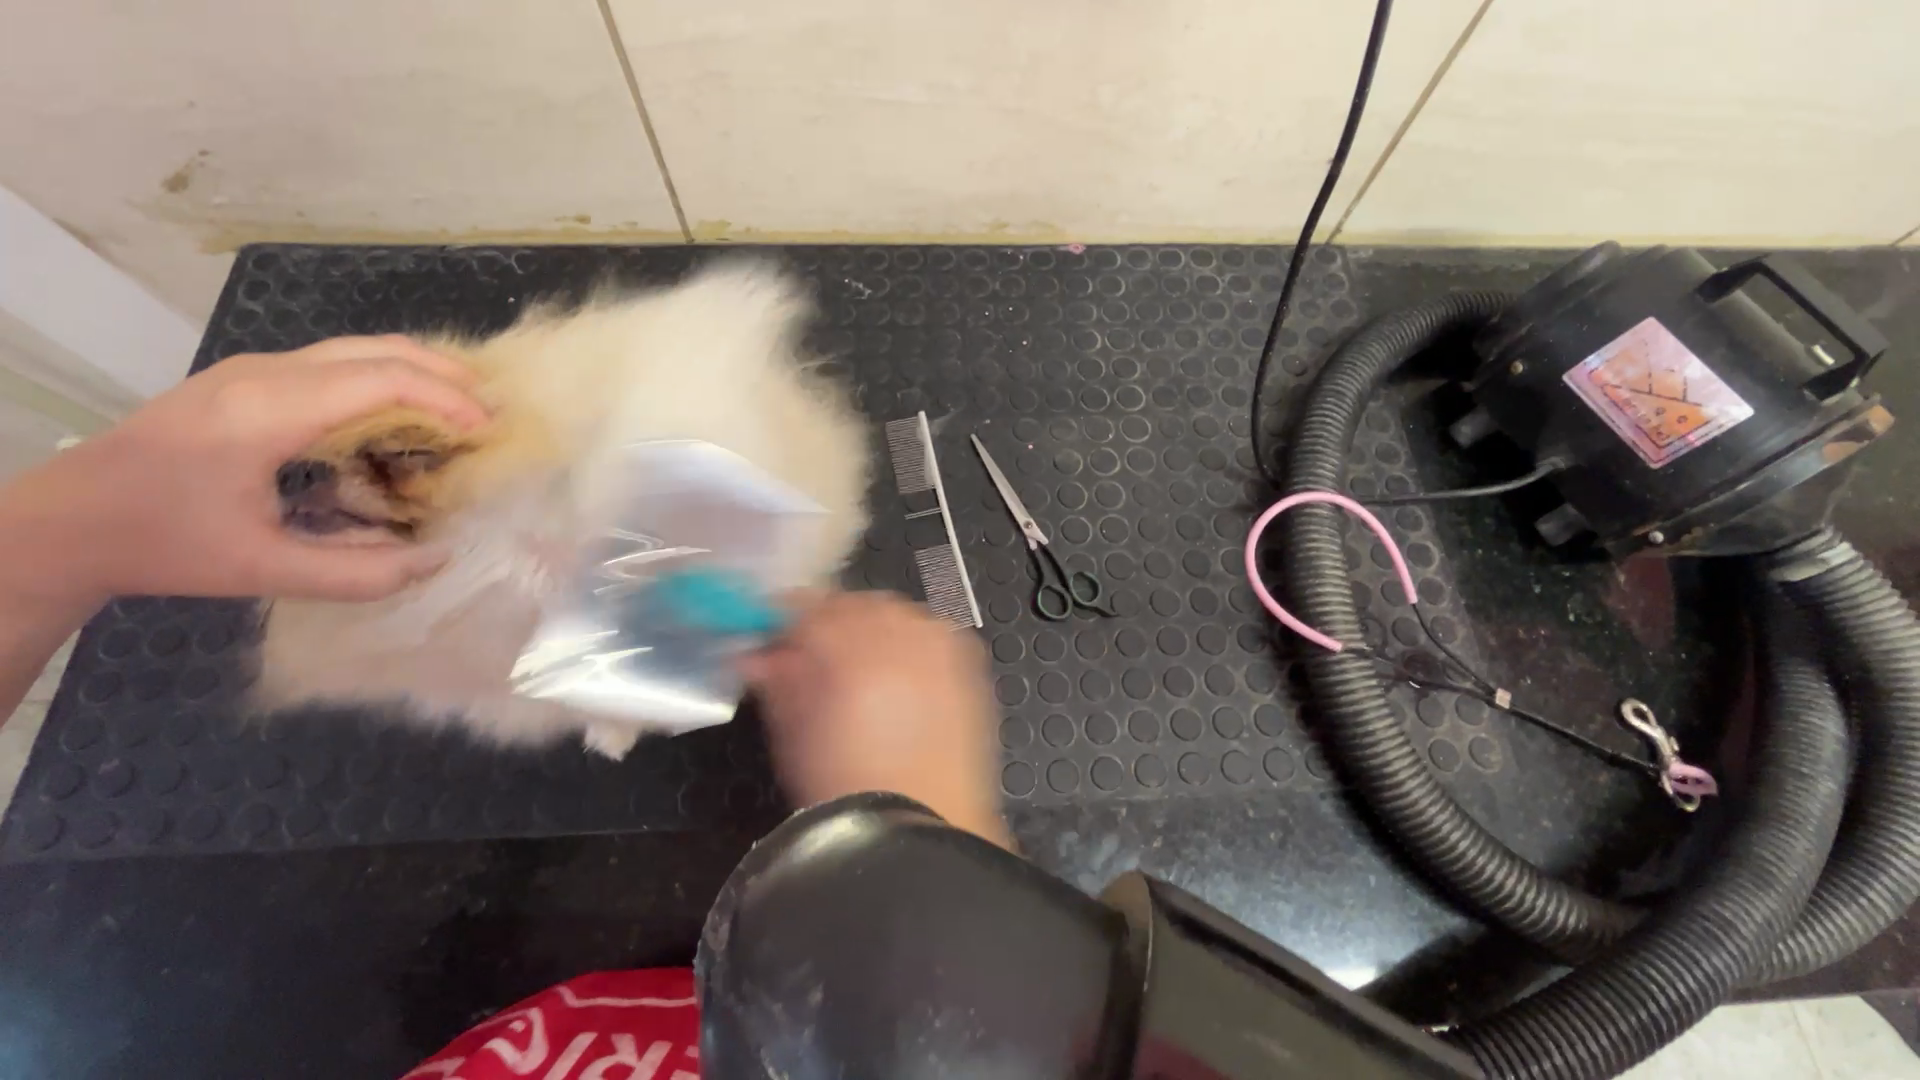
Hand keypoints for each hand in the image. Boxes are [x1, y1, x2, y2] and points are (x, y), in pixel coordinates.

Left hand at [0, 335, 487, 605]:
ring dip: (418, 371)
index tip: (489, 433)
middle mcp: (262, 375)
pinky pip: (335, 363)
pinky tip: (405, 412)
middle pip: (376, 349)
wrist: (60, 524)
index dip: (447, 400)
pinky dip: (386, 378)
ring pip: (357, 349)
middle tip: (492, 412)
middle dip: (445, 373)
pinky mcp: (246, 381)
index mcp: (266, 411)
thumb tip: (439, 560)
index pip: (382, 379)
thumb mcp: (262, 570)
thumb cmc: (161, 545)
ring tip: (463, 408)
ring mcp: (251, 371)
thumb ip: (359, 573)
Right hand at [741, 590, 1009, 845]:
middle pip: (855, 604)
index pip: (807, 606)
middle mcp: (897, 639)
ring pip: (897, 612)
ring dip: (873, 629)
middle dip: (831, 621)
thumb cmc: (848, 794)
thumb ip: (778, 682)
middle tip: (813, 654)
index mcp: (846, 653)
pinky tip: (902, 676)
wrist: (919, 835)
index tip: (773, 635)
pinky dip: (913, 642)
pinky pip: (934, 632)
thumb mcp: (794, 736)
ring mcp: (938, 649)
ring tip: (861, 669)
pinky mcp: (968, 666)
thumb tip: (760, 654)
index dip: (785, 618)